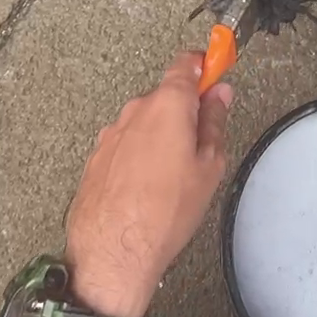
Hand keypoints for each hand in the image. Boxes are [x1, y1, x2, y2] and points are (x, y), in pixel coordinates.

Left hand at [64, 52, 234, 316]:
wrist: (112, 255)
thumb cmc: (162, 212)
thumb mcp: (209, 165)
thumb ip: (215, 121)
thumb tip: (220, 95)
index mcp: (168, 103)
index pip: (187, 62)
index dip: (205, 64)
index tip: (216, 69)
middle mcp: (136, 110)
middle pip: (167, 94)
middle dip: (185, 110)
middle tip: (201, 140)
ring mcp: (112, 134)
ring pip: (146, 121)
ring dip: (160, 135)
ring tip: (171, 175)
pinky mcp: (97, 157)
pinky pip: (126, 144)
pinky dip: (139, 155)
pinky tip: (147, 186)